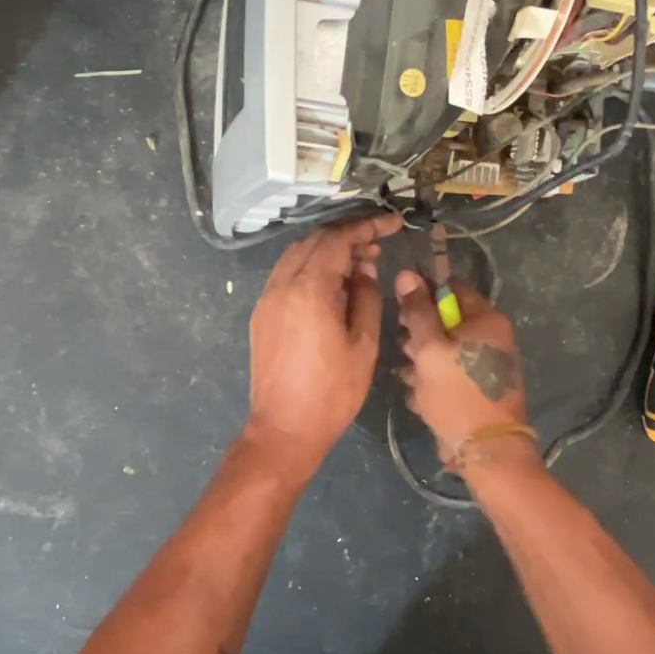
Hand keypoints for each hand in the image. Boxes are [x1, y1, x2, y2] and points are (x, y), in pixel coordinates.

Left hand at [247, 213, 404, 463]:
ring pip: (296, 254)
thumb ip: (366, 297)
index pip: (338, 240)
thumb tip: (364, 268)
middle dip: (347, 233)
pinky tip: (331, 280)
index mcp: (309, 289)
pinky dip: (310, 265)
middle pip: (313, 240)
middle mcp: (282, 285)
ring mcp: (267, 298)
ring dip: (327, 248)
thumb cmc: (332, 392)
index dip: (367, 227)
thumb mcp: (363, 344)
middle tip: (378, 240)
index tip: (392, 224)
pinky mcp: (261, 314)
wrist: (284, 429)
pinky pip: (286, 274)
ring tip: (359, 258)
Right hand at [394, 271, 532, 469]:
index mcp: (488, 320)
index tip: (401, 309)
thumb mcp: (429, 349)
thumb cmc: (456, 394)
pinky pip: (453, 374)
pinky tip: (419, 395)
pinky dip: (435, 380)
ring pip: (447, 350)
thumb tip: (406, 274)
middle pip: (449, 321)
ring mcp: (489, 365)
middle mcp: (494, 338)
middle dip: (421, 333)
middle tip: (404, 348)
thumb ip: (417, 311)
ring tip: (408, 376)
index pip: (451, 289)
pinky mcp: (481, 389)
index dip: (423, 294)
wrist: (486, 451)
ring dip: (423, 360)